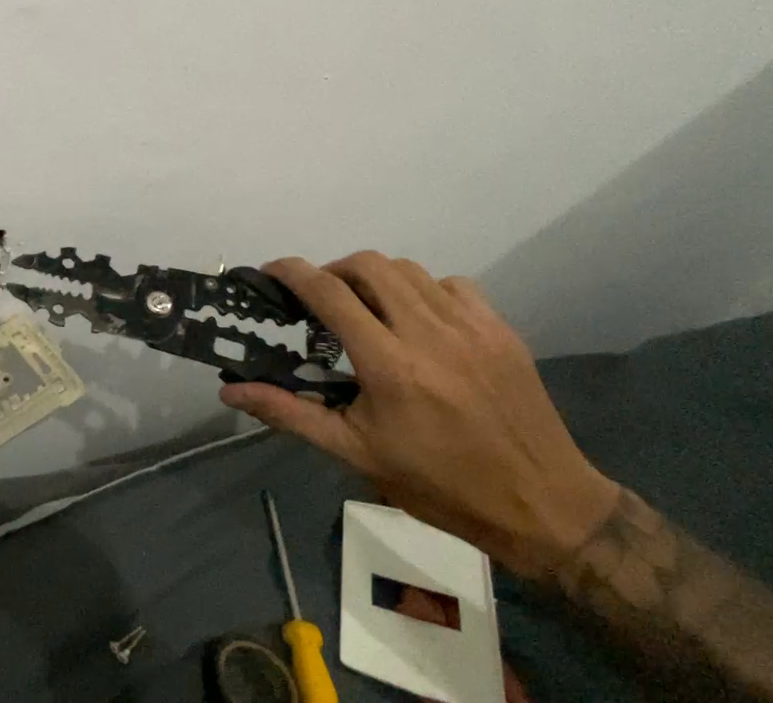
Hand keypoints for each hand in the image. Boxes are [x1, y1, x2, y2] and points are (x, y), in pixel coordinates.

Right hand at [219, 252, 621, 579]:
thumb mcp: (353, 452)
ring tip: (364, 308)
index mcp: (390, 366)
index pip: (330, 294)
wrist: (543, 508)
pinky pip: (452, 285)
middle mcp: (431, 335)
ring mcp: (473, 329)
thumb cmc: (437, 484)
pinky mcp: (502, 332)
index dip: (292, 272)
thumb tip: (229, 390)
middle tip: (318, 298)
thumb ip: (289, 412)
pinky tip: (416, 320)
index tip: (270, 272)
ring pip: (410, 270)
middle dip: (332, 270)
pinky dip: (422, 290)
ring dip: (375, 278)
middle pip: (370, 265)